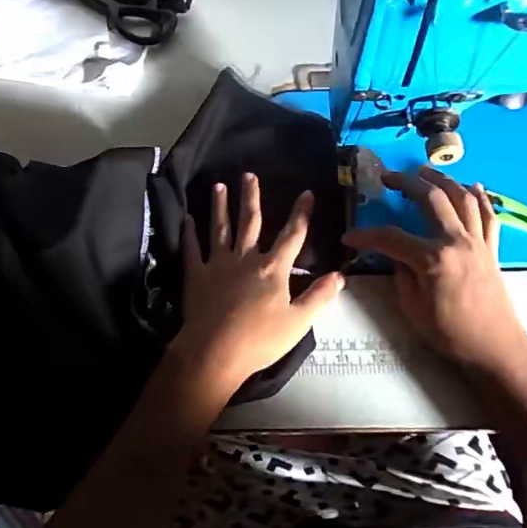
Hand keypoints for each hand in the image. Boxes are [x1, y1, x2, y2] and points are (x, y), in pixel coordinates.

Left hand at [171, 173, 344, 392]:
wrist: (214, 353)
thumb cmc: (259, 340)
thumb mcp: (298, 322)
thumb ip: (319, 297)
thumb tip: (339, 276)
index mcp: (273, 269)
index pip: (292, 235)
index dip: (301, 214)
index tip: (306, 193)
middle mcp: (246, 258)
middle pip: (250, 222)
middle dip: (251, 197)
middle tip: (249, 175)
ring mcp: (218, 264)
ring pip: (220, 229)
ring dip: (220, 206)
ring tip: (218, 186)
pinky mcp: (196, 276)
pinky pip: (192, 250)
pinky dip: (189, 234)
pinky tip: (187, 219)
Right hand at [342, 168, 526, 386]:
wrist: (495, 348)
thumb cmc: (451, 334)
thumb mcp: (413, 309)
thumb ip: (401, 275)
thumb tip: (396, 254)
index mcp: (432, 259)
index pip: (390, 237)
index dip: (366, 235)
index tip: (349, 237)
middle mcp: (456, 241)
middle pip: (430, 198)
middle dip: (406, 182)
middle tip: (388, 177)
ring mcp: (478, 242)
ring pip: (462, 197)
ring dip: (442, 179)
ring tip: (424, 171)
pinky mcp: (492, 248)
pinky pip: (489, 215)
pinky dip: (481, 197)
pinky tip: (473, 185)